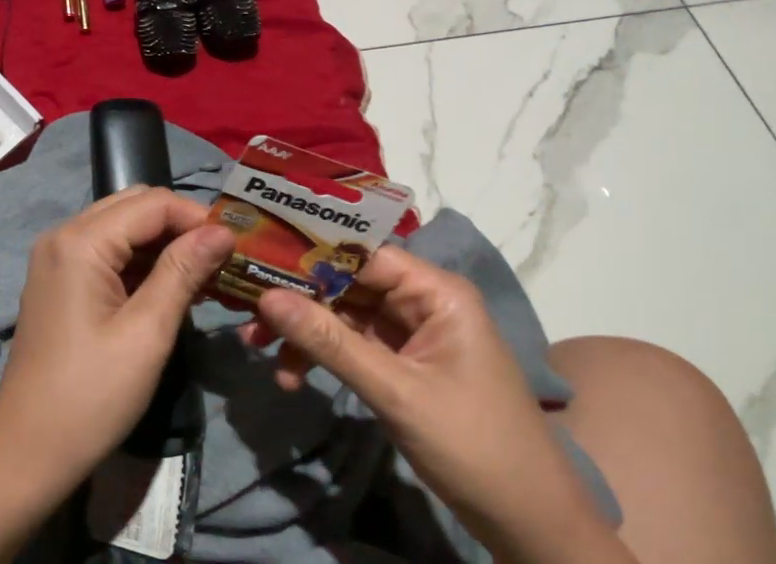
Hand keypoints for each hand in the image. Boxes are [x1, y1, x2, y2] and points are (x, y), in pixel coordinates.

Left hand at [0, 187, 235, 493]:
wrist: (30, 446)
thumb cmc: (92, 394)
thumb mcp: (147, 333)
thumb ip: (183, 272)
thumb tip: (221, 231)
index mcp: (80, 241)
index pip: (151, 202)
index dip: (197, 217)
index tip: (238, 247)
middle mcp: (62, 235)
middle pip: (133, 206)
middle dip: (181, 226)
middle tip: (224, 261)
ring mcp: (56, 257)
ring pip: (121, 227)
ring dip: (163, 244)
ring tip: (208, 276)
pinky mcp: (59, 280)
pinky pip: (106, 252)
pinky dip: (140, 262)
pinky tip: (173, 287)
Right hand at [249, 246, 618, 557]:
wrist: (528, 521)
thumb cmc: (473, 445)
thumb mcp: (395, 392)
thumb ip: (330, 342)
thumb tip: (266, 297)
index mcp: (436, 292)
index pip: (361, 253)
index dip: (308, 253)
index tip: (255, 258)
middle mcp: (423, 301)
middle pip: (345, 282)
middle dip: (297, 298)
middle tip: (247, 313)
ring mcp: (412, 333)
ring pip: (342, 313)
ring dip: (303, 332)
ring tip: (259, 349)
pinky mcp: (403, 363)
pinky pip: (350, 344)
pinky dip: (320, 356)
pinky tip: (291, 376)